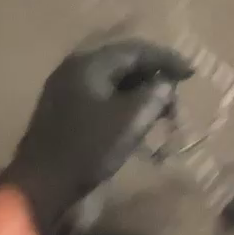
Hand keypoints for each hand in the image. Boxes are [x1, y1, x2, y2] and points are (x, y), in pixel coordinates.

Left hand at [0, 39, 193, 233]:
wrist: (42, 184)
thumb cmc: (88, 148)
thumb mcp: (129, 121)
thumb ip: (153, 95)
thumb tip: (165, 83)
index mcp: (89, 65)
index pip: (136, 50)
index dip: (167, 59)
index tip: (191, 73)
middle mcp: (75, 70)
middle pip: (123, 63)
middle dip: (153, 77)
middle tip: (175, 96)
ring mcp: (66, 90)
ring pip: (113, 82)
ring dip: (139, 93)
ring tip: (161, 112)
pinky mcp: (64, 111)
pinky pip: (101, 97)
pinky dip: (123, 104)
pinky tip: (136, 122)